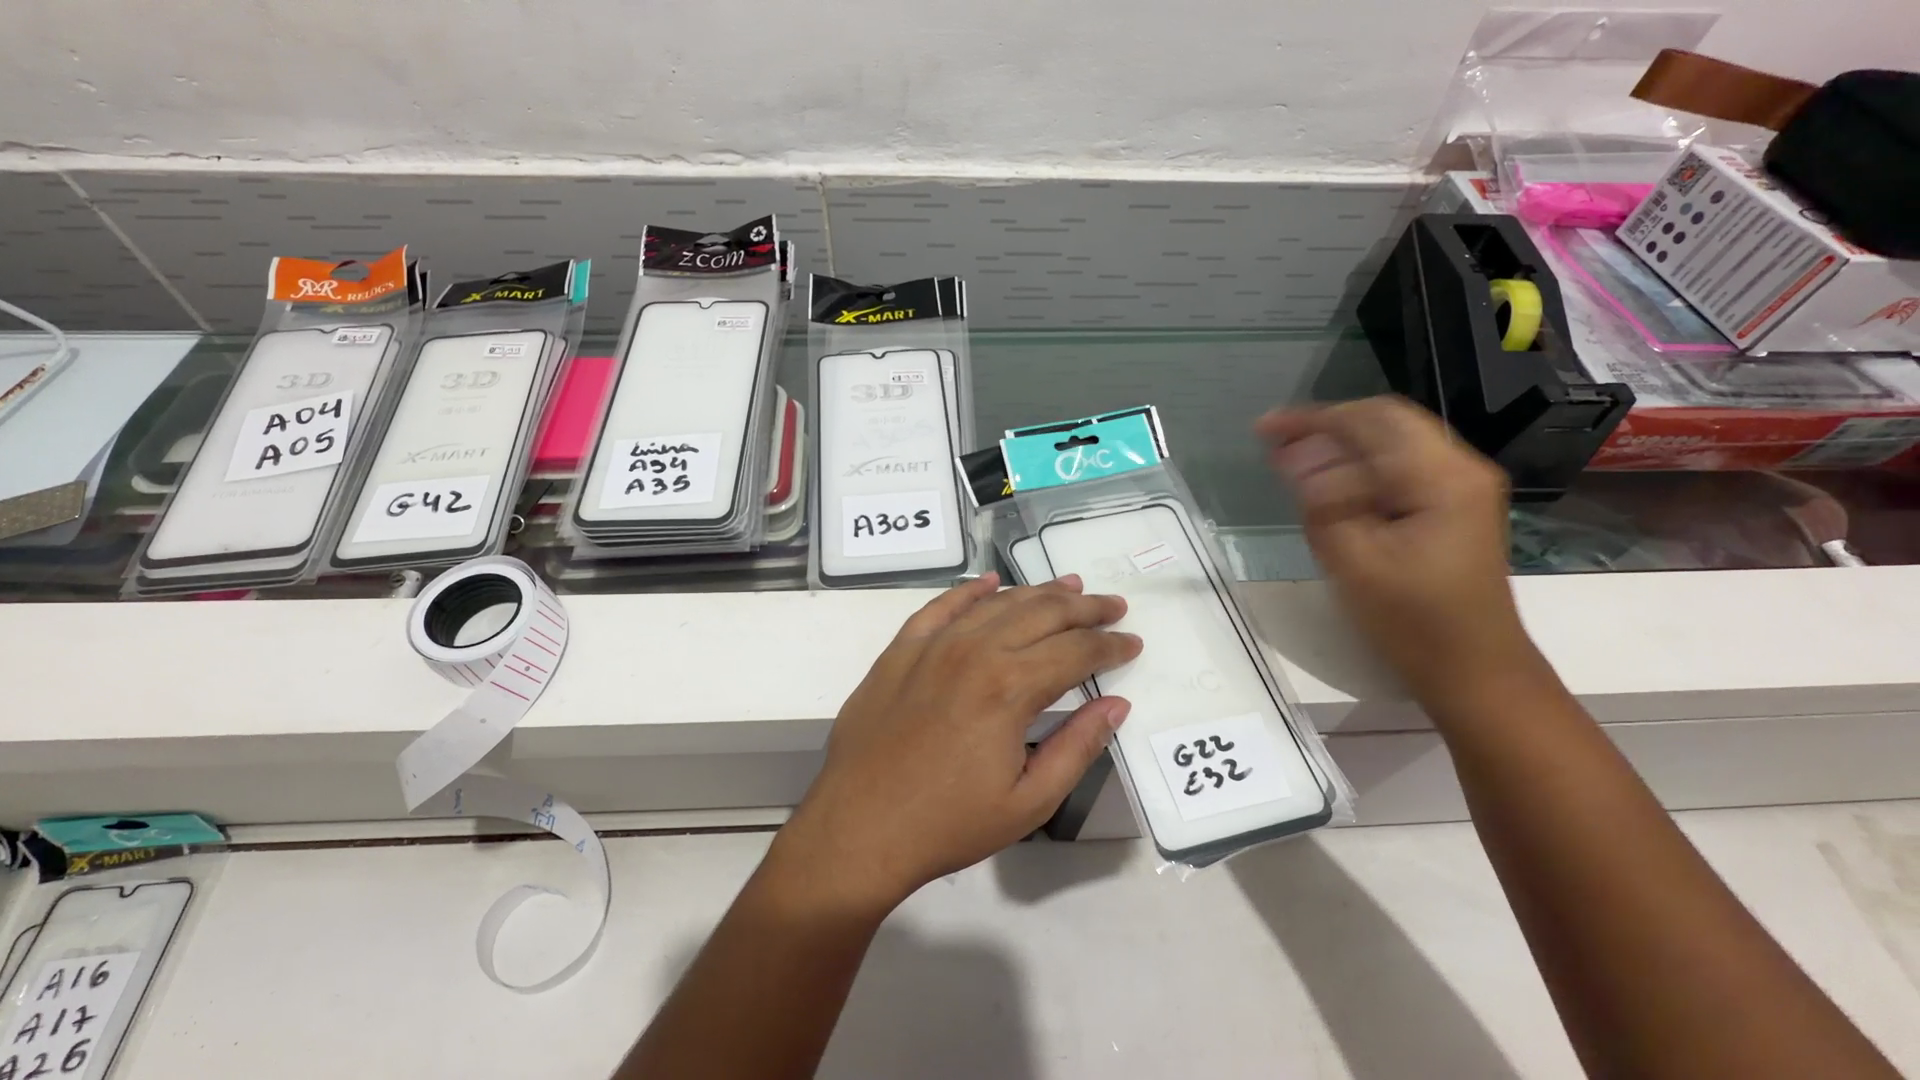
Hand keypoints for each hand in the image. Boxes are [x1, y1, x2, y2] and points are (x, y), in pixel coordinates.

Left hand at [773, 573, 1140, 912]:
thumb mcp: (1028, 801)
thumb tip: (1116, 704)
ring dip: (1038, 593)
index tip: (1132, 644)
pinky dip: (970, 591)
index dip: (1110, 647)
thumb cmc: (948, 824)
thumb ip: (1078, 747)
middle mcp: (974, 652)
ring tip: (1070, 587)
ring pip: (996, 604)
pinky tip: (990, 583)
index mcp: (1009, 688)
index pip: (1076, 652)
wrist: (859, 828)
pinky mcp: (899, 651)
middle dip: (1086, 609)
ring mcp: (932, 646)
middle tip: (1114, 607)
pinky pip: (940, 607)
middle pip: (1042, 614)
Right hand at [1255, 396, 1541, 706]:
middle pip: (1385, 422)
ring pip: (1394, 442)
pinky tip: (1330, 483)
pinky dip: (1362, 465)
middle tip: (1274, 440)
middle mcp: (1461, 468)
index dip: (1313, 418)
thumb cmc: (1414, 624)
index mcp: (1442, 477)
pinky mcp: (1456, 506)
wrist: (1476, 670)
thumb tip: (1293, 454)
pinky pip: (1403, 465)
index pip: (1371, 421)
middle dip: (1326, 426)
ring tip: (1292, 459)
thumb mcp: (1355, 563)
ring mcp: (1463, 487)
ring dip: (1342, 444)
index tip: (1264, 428)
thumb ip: (1323, 501)